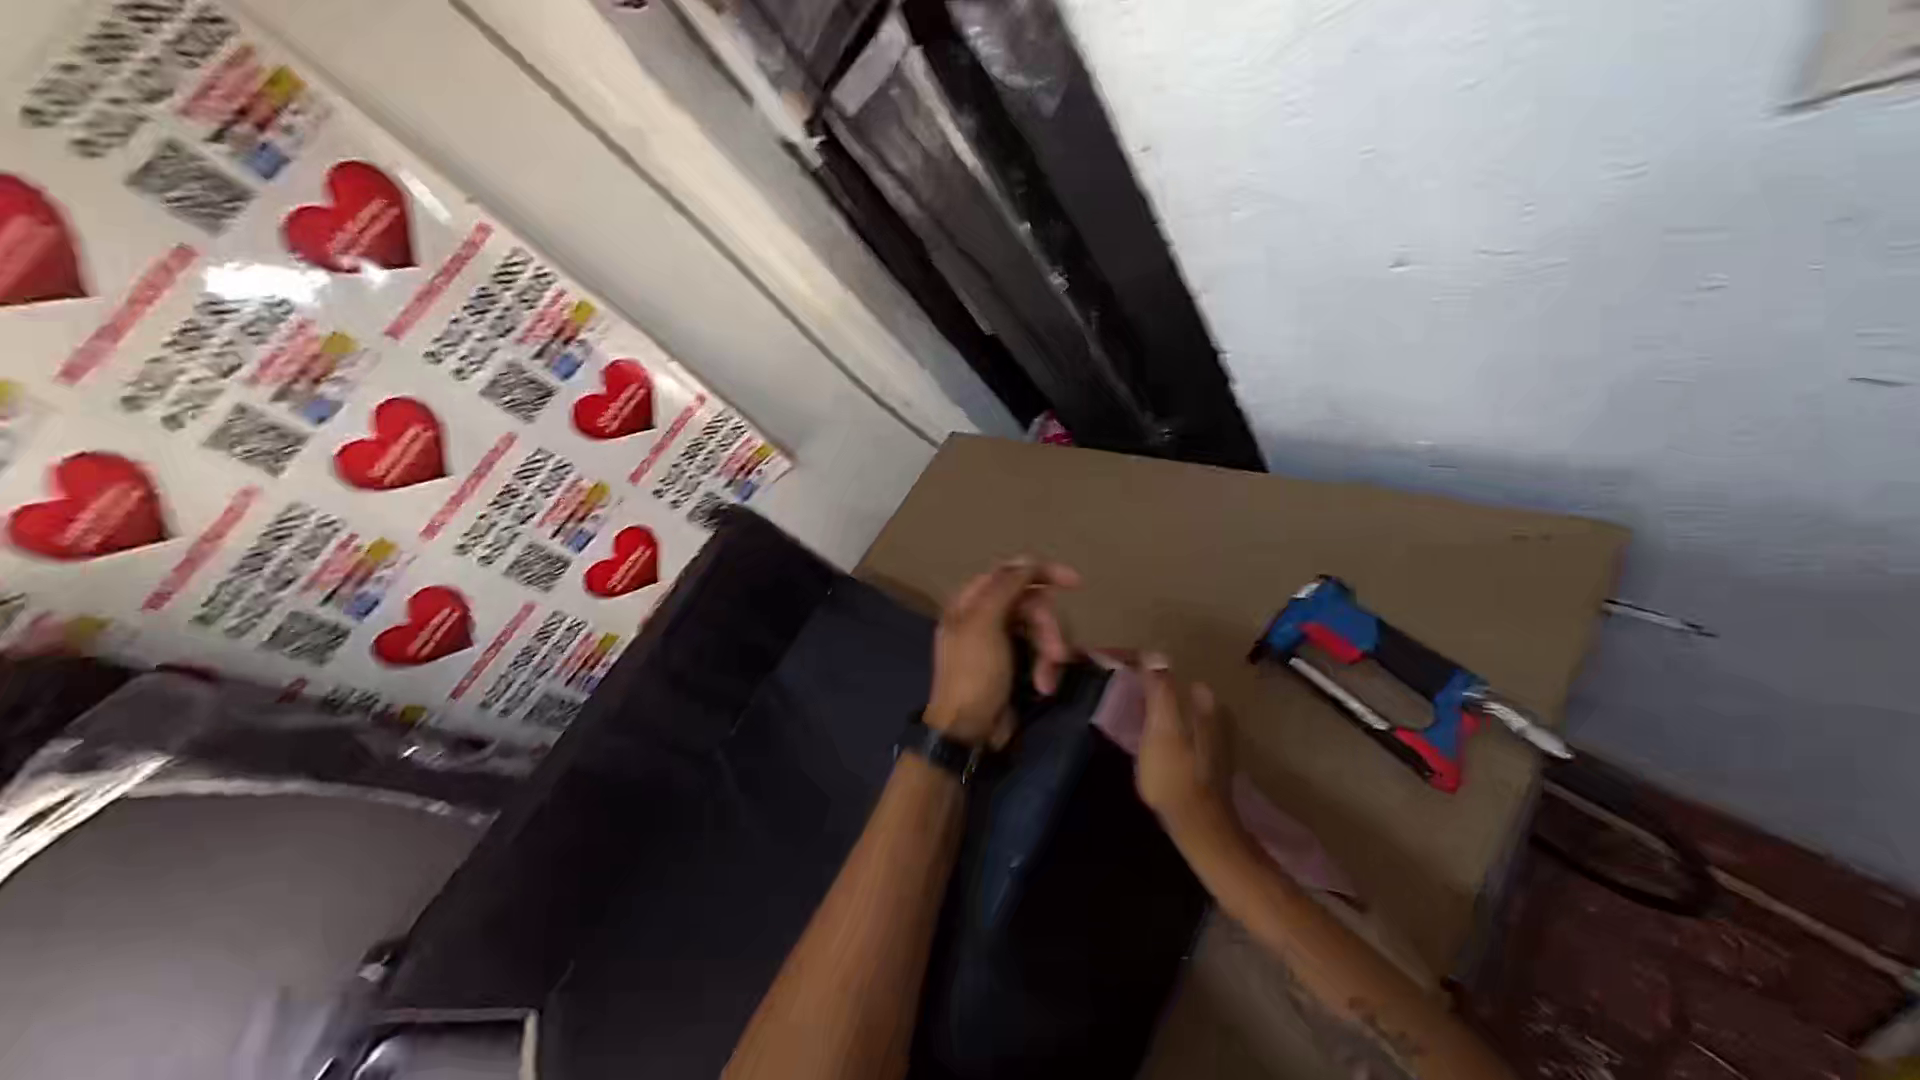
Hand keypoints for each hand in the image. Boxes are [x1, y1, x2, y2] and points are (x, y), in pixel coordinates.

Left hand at [925, 557, 1079, 747]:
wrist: (968, 731)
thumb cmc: (973, 675)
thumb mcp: (985, 624)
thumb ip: (1006, 586)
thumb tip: (1028, 560)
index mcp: (972, 601)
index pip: (1011, 572)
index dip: (1043, 572)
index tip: (1074, 582)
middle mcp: (987, 615)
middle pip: (1033, 603)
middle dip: (1048, 628)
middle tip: (1055, 653)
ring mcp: (1003, 640)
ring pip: (1042, 629)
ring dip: (1050, 653)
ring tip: (1046, 677)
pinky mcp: (1017, 663)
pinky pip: (1042, 652)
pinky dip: (1046, 668)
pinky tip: (1044, 686)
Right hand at [1136, 655, 1237, 844]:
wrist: (1199, 829)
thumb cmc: (1175, 775)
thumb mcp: (1161, 727)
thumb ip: (1159, 690)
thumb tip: (1155, 653)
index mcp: (1206, 704)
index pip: (1174, 676)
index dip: (1150, 674)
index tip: (1125, 675)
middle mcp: (1218, 717)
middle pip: (1183, 694)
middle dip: (1160, 691)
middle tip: (1129, 695)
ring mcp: (1217, 743)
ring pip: (1186, 715)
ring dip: (1166, 713)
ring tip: (1138, 717)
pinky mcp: (1211, 765)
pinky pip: (1187, 736)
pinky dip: (1172, 734)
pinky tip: (1157, 743)